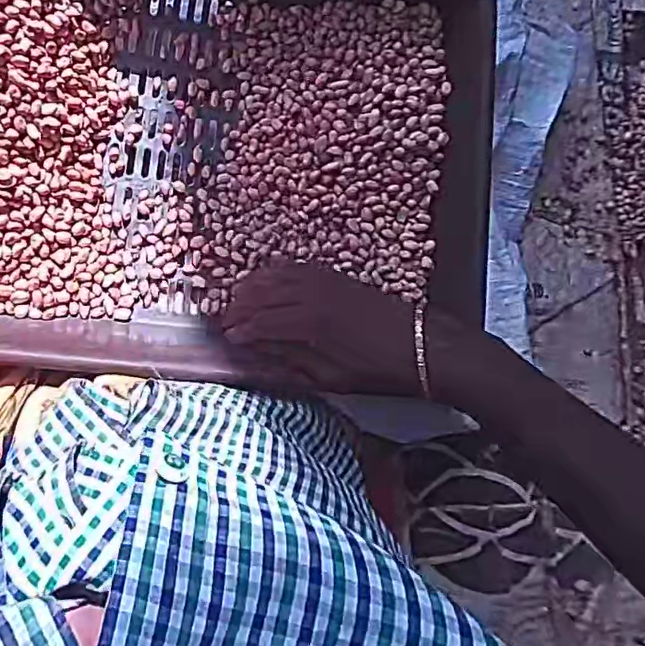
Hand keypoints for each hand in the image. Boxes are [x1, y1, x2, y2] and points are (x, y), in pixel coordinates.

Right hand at [219, 263, 424, 398]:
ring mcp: (322, 279)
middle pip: (262, 294)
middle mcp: (312, 295)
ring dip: (252, 286)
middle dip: (239, 307)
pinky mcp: (332, 273)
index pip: (261, 323)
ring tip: (238, 300)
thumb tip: (258, 354)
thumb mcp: (331, 379)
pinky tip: (265, 282)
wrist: (419, 344)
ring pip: (274, 275)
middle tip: (226, 320)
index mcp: (310, 324)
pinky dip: (273, 273)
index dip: (240, 331)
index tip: (227, 338)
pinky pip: (292, 266)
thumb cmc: (376, 370)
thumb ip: (291, 363)